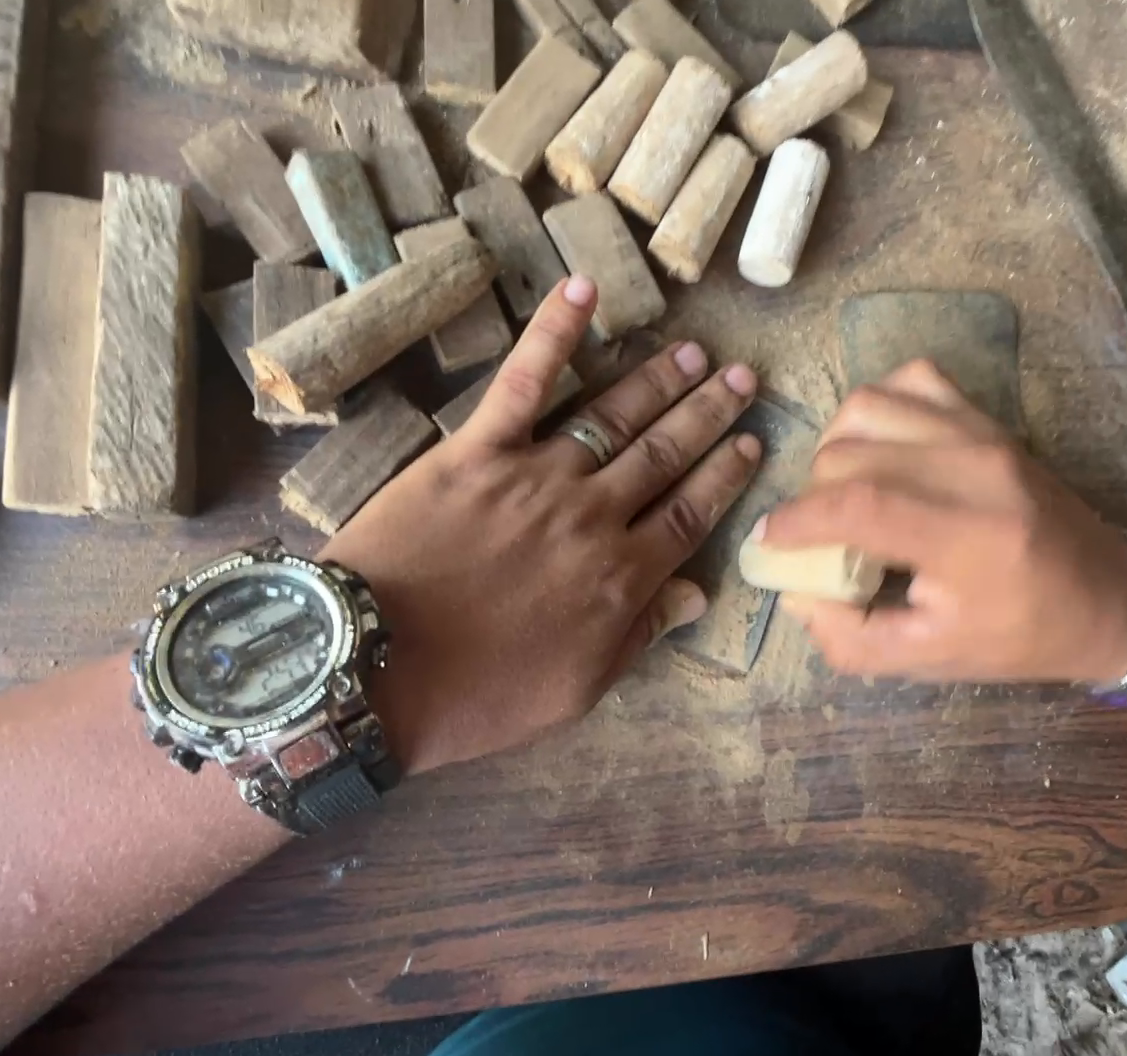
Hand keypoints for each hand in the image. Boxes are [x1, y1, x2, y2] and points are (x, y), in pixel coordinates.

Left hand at [322, 278, 761, 774]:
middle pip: (664, 454)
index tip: (751, 442)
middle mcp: (592, 516)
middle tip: (741, 375)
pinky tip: (582, 289)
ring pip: (613, 416)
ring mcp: (535, 476)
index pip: (691, 514)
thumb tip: (697, 595)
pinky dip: (554, 333)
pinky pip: (522, 382)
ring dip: (658, 379)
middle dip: (708, 412)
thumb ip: (639, 634)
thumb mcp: (577, 688)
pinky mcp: (476, 451)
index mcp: (620, 577)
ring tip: (692, 350)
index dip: (724, 475)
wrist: (375, 673)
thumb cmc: (478, 695)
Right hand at [761, 360, 1126, 685]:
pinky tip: (877, 447)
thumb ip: (847, 635)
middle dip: (811, 497)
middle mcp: (975, 469)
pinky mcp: (987, 417)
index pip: (857, 504)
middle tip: (820, 535)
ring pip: (866, 408)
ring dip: (834, 450)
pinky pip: (907, 381)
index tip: (769, 541)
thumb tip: (793, 590)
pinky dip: (875, 408)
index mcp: (968, 538)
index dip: (795, 520)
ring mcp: (983, 433)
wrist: (1109, 597)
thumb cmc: (1018, 635)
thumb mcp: (929, 660)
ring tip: (843, 489)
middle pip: (848, 454)